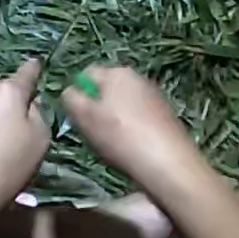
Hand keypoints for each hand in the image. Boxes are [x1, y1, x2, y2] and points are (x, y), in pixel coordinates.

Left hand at [0, 59, 50, 220]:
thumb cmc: (4, 165)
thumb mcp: (39, 141)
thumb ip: (37, 115)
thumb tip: (27, 104)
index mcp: (6, 90)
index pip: (26, 73)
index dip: (34, 70)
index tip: (37, 62)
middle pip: (1, 94)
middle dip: (9, 106)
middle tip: (16, 133)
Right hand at [59, 66, 207, 191]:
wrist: (169, 165)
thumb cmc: (120, 137)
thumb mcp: (83, 116)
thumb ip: (70, 98)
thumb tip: (70, 92)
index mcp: (117, 72)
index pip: (86, 74)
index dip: (77, 94)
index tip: (77, 117)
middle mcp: (138, 78)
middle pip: (106, 89)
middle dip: (96, 107)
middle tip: (93, 132)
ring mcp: (155, 96)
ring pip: (122, 104)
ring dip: (113, 120)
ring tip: (113, 144)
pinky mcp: (166, 116)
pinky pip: (138, 117)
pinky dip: (131, 129)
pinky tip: (131, 148)